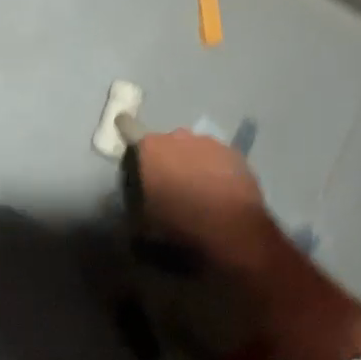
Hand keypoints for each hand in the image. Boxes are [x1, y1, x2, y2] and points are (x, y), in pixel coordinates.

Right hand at [136, 128, 275, 271]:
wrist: (235, 233)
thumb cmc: (181, 225)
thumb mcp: (145, 225)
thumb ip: (135, 209)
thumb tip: (134, 212)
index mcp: (149, 148)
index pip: (127, 127)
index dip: (125, 132)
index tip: (132, 147)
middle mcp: (177, 136)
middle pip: (165, 142)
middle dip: (166, 159)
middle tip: (170, 186)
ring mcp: (208, 143)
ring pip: (194, 148)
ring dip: (192, 163)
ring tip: (199, 191)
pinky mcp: (235, 154)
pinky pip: (218, 158)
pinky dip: (216, 170)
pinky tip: (221, 192)